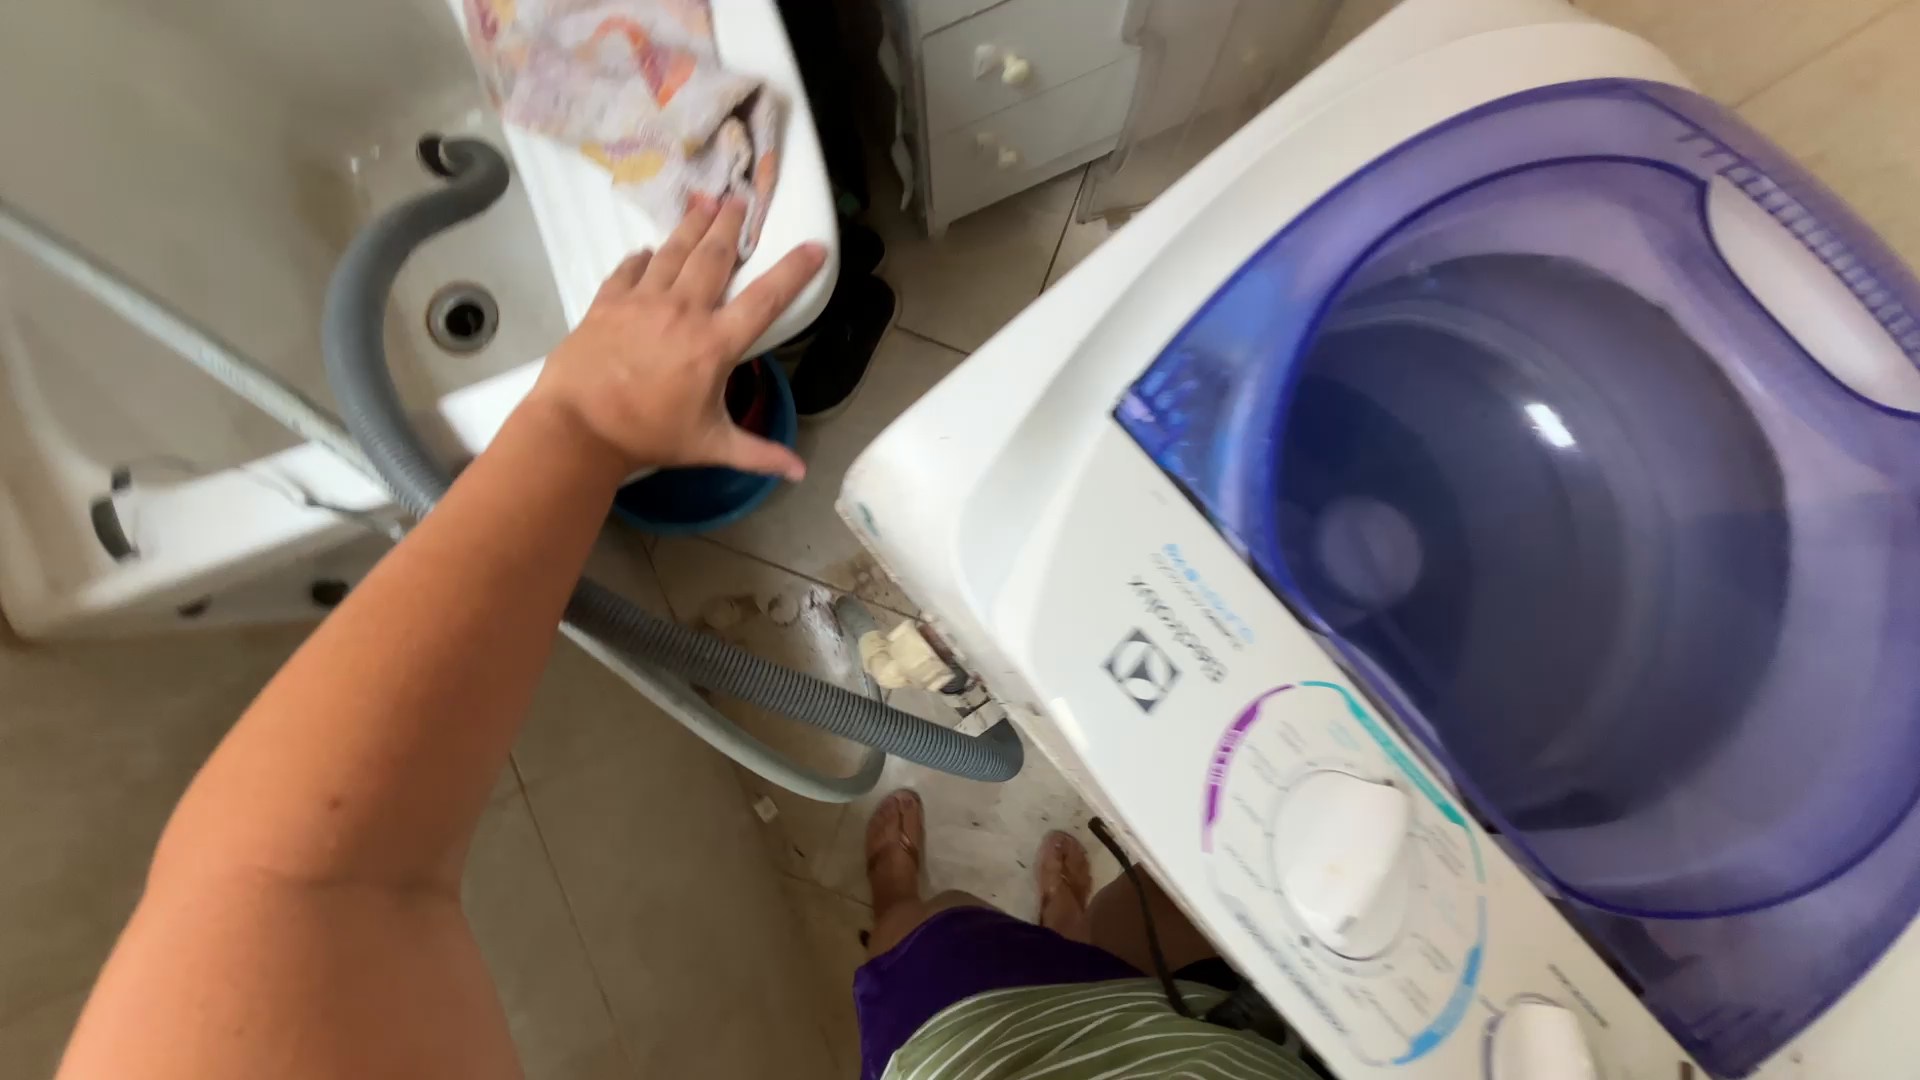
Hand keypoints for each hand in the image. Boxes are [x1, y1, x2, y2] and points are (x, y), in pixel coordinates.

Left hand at [522, 198, 826, 480]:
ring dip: (693, 225)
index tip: (814, 247)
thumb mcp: (712, 446)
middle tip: (741, 199)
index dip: (794, 271)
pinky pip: (630, 269)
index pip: (765, 300)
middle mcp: (682, 311)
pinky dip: (644, 258)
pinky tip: (649, 253)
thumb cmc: (650, 436)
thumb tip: (800, 473)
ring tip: (705, 202)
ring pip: (674, 252)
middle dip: (732, 225)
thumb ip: (760, 455)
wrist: (579, 427)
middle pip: (714, 256)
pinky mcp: (608, 302)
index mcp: (714, 344)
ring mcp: (642, 301)